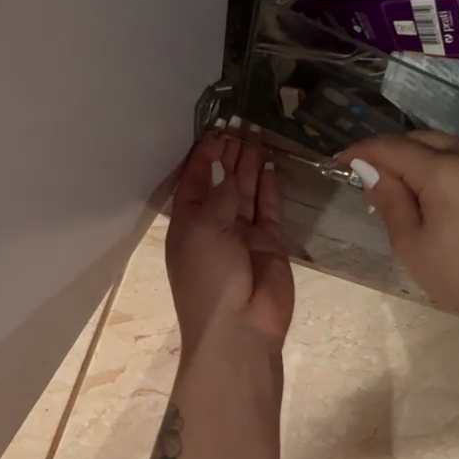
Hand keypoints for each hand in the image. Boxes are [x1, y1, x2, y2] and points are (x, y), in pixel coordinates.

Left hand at [166, 134, 295, 351]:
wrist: (240, 328)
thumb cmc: (210, 278)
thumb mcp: (204, 230)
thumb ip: (220, 198)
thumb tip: (232, 174)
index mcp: (187, 226)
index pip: (194, 184)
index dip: (203, 159)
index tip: (216, 133)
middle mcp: (214, 228)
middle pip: (222, 186)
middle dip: (230, 160)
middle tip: (242, 130)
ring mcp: (243, 237)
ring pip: (247, 195)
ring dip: (250, 170)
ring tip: (258, 140)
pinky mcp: (269, 245)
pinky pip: (269, 211)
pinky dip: (269, 191)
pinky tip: (270, 168)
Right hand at [338, 131, 458, 324]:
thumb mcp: (411, 243)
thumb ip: (389, 200)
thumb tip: (370, 170)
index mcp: (444, 169)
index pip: (392, 147)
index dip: (362, 152)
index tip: (338, 162)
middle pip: (419, 140)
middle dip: (389, 152)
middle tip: (365, 177)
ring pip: (441, 147)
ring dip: (413, 158)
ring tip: (393, 187)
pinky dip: (436, 167)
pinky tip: (425, 194)